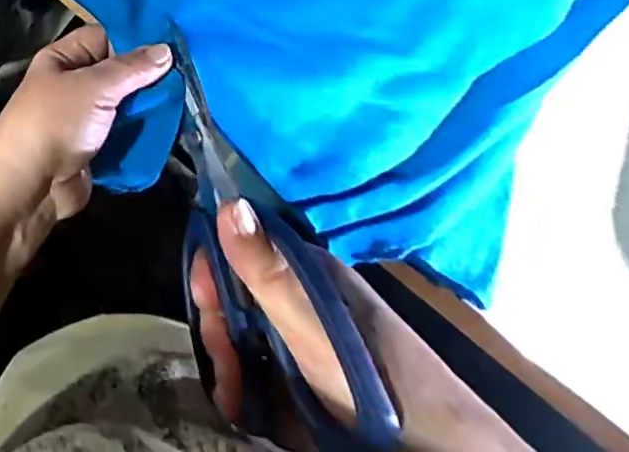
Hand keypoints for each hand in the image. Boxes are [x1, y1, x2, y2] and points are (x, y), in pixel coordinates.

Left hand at [0, 25, 171, 220]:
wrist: (28, 188)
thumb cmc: (56, 123)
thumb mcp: (94, 87)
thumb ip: (132, 68)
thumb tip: (166, 50)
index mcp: (64, 58)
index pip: (106, 36)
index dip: (136, 38)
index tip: (173, 42)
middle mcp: (73, 83)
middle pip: (118, 71)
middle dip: (148, 75)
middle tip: (186, 72)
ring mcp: (84, 116)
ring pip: (124, 102)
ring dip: (148, 104)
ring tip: (184, 98)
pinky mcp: (95, 145)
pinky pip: (124, 130)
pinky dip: (142, 130)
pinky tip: (171, 124)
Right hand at [192, 200, 532, 451]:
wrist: (427, 444)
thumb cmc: (367, 371)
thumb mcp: (310, 319)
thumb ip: (267, 269)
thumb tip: (228, 201)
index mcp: (301, 271)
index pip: (242, 250)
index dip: (215, 264)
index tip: (201, 288)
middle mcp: (296, 300)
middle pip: (235, 298)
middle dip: (217, 323)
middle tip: (224, 356)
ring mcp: (297, 344)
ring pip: (240, 339)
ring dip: (226, 362)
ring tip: (235, 394)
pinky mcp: (298, 384)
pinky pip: (254, 376)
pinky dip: (240, 391)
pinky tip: (243, 408)